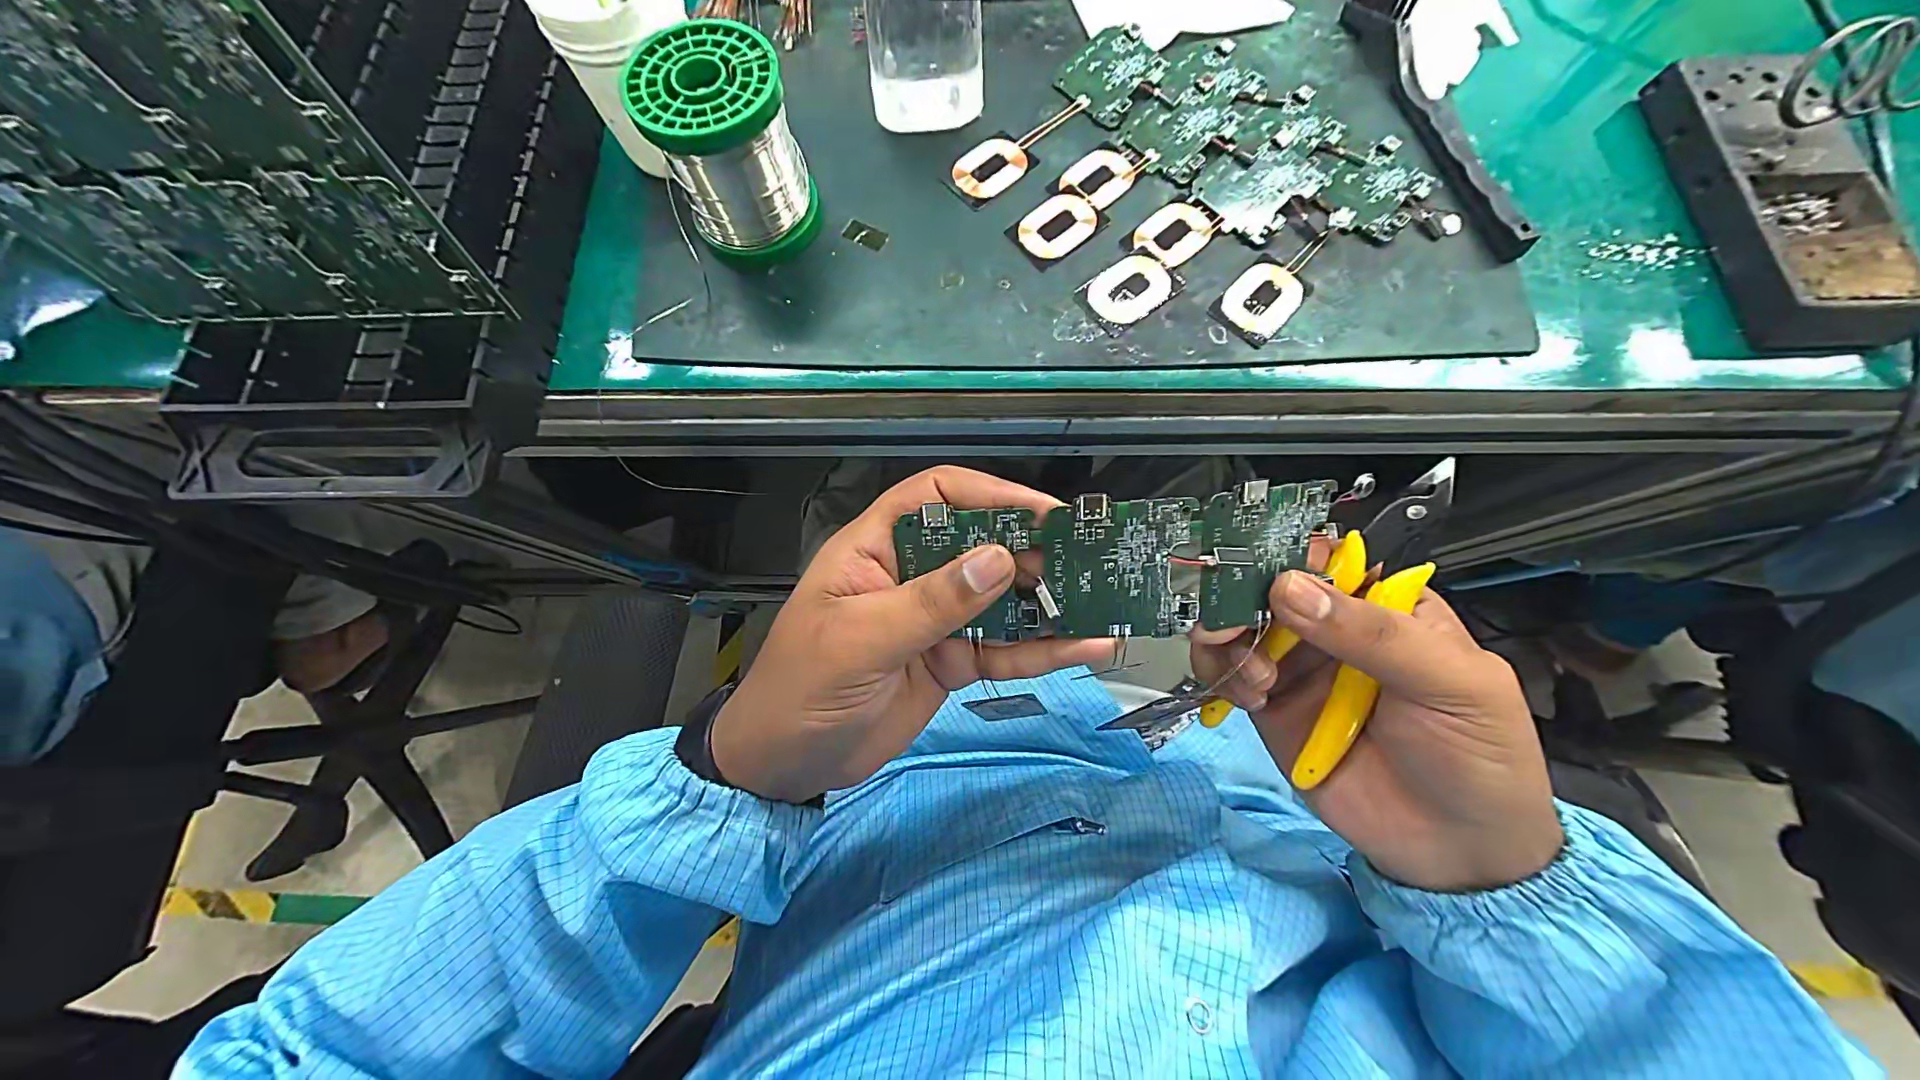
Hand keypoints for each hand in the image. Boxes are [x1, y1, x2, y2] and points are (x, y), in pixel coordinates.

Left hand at [711, 466, 1114, 802]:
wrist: (786, 764)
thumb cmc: (801, 689)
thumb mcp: (860, 640)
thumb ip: (929, 602)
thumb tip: (997, 560)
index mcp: (876, 549)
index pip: (935, 496)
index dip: (988, 494)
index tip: (1039, 512)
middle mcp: (912, 575)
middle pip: (979, 546)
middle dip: (1031, 551)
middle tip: (1085, 562)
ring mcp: (936, 620)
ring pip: (1001, 600)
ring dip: (1047, 603)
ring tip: (1102, 603)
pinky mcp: (952, 661)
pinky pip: (1004, 651)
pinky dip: (1043, 651)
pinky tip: (1085, 648)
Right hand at [1191, 569, 1561, 891]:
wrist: (1456, 854)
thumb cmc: (1477, 757)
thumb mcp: (1452, 684)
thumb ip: (1375, 634)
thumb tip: (1289, 588)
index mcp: (1383, 607)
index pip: (1327, 561)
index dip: (1288, 557)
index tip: (1258, 572)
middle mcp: (1332, 628)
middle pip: (1266, 588)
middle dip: (1240, 598)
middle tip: (1232, 625)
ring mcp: (1296, 667)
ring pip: (1237, 626)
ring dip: (1228, 639)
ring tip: (1254, 675)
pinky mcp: (1269, 704)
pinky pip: (1226, 672)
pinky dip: (1220, 672)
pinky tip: (1248, 695)